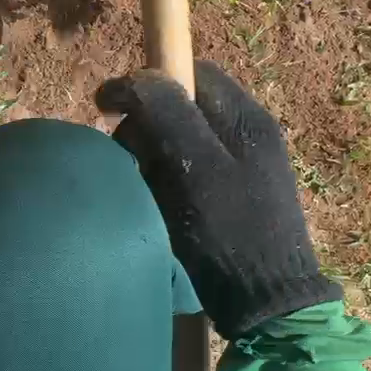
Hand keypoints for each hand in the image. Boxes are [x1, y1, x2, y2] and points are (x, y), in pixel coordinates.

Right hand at [95, 60, 340, 337]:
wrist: (263, 298)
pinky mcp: (227, 191)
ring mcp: (238, 163)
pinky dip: (160, 179)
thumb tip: (134, 78)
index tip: (107, 110)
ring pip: (174, 138)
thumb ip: (169, 114)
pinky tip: (157, 202)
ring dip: (148, 156)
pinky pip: (181, 167)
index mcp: (244, 117)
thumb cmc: (228, 229)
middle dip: (143, 127)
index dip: (144, 84)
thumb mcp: (195, 166)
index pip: (188, 72)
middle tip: (130, 160)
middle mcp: (244, 133)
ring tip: (143, 187)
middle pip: (177, 105)